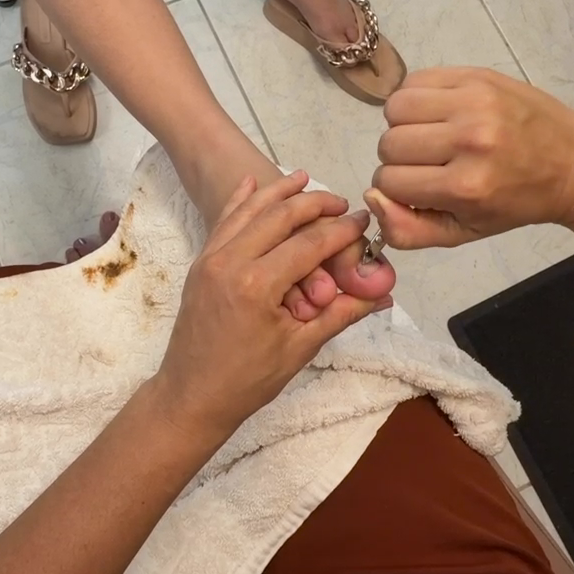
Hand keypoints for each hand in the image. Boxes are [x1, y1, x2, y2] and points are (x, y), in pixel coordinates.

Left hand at [154, 172, 388, 437]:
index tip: (364, 220)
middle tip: (342, 202)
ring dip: (278, 192)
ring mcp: (211, 259)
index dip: (341, 230)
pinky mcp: (200, 262)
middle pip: (279, 216)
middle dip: (314, 203)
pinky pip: (223, 221)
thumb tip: (383, 294)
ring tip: (305, 178)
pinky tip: (252, 182)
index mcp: (258, 284)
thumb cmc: (247, 380)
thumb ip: (341, 313)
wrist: (191, 396)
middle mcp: (231, 261)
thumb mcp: (299, 347)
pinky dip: (240, 200)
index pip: (310, 243)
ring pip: (249, 211)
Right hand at [368, 67, 573, 248]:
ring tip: (431, 134)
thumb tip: (370, 196)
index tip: (421, 188)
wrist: (573, 163)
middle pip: (388, 144)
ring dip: (403, 125)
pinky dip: (416, 98)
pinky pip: (414, 80)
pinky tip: (439, 112)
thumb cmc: (514, 204)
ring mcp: (473, 103)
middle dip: (399, 158)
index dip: (396, 188)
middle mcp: (468, 141)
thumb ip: (407, 230)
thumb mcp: (462, 233)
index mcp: (464, 187)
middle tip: (429, 161)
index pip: (388, 181)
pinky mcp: (477, 76)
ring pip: (395, 109)